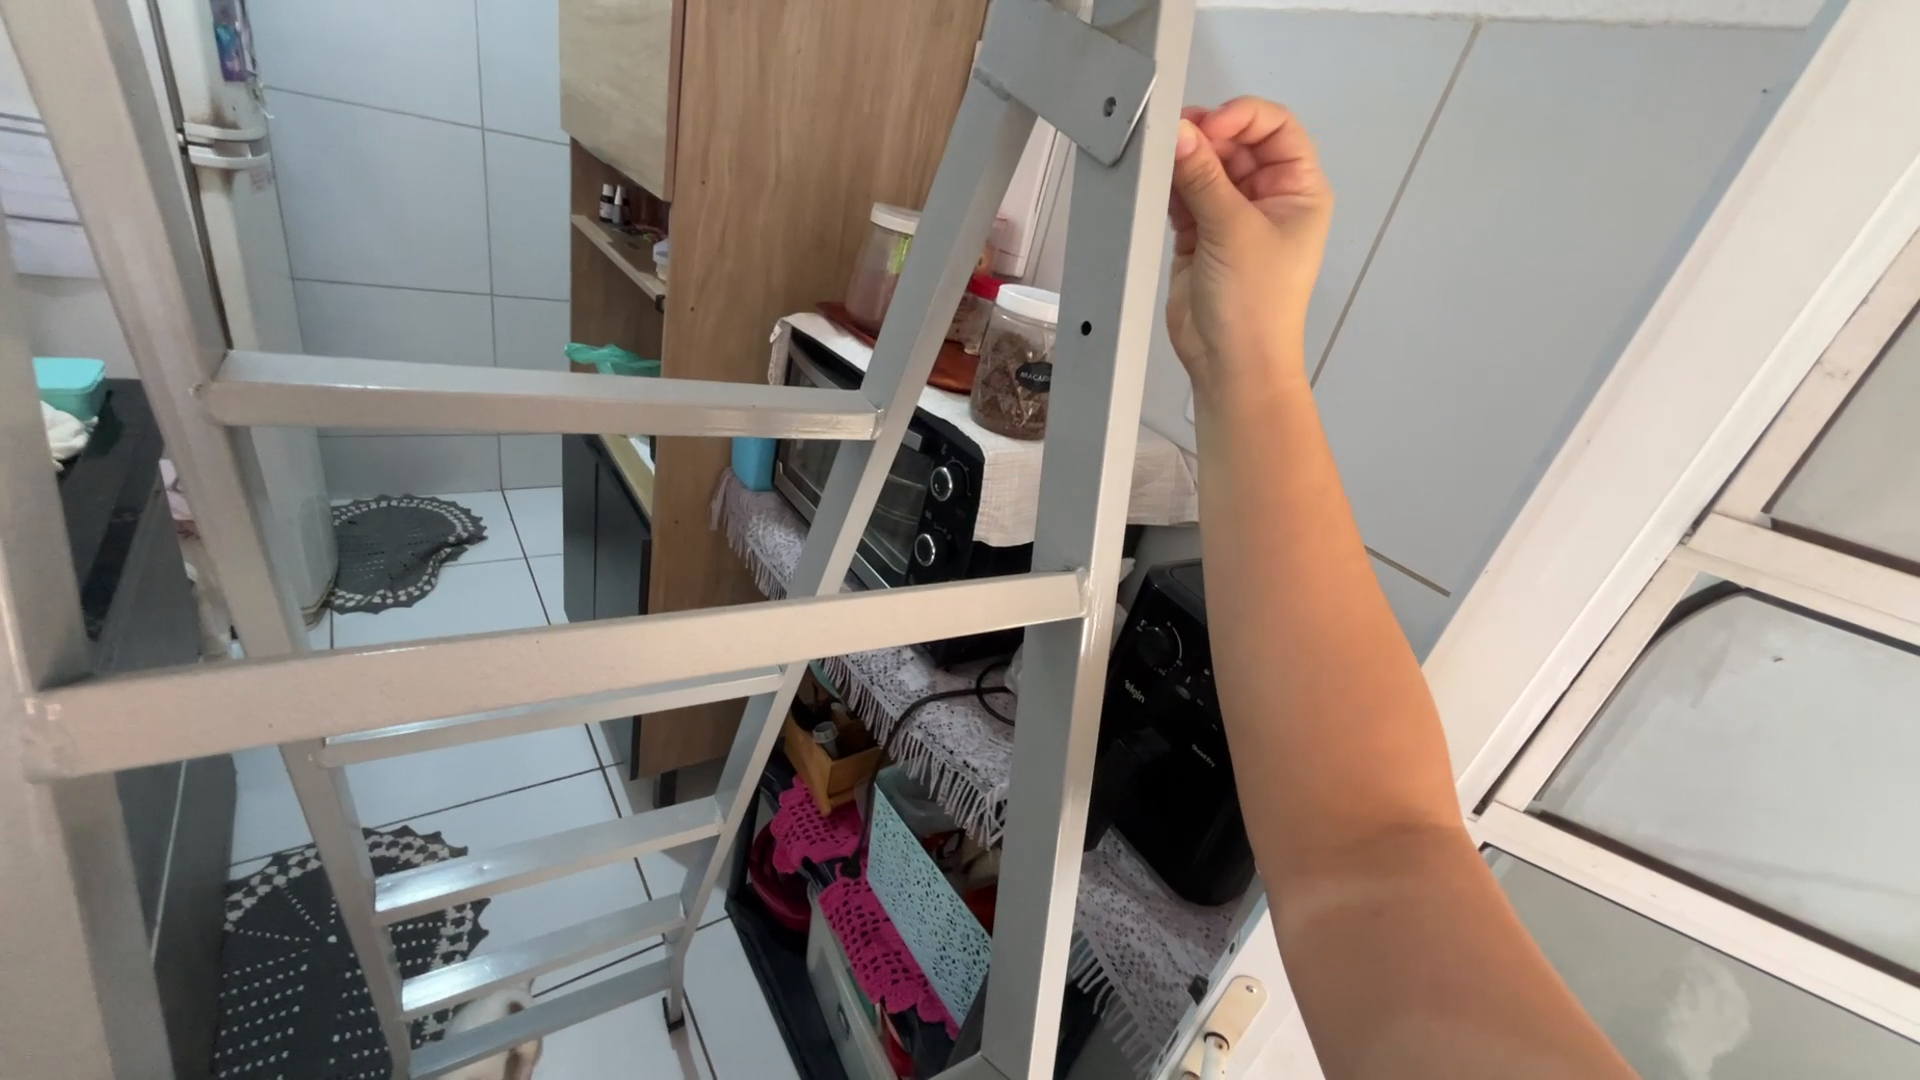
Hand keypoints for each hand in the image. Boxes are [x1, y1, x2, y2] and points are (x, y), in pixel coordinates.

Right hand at [1166, 98, 1332, 409]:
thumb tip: (1181, 133)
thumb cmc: (1258, 308)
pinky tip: (1157, 186)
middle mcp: (1267, 201)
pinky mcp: (1199, 240)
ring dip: (1184, 165)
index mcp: (1298, 190)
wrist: (1231, 362)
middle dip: (1206, 139)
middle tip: (1175, 138)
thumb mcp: (1234, 230)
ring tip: (1160, 161)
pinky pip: (1183, 201)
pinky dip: (1170, 191)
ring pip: (1206, 173)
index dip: (1243, 118)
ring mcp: (1231, 221)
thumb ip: (1203, 178)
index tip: (1209, 125)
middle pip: (1236, 147)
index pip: (1275, 129)